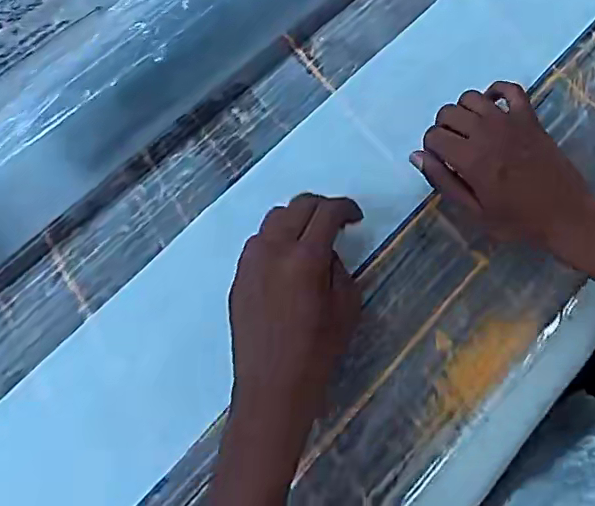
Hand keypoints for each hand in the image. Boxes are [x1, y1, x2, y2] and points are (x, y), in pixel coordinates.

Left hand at [215, 193, 362, 504]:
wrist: (272, 389)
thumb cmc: (317, 352)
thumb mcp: (346, 306)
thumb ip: (339, 266)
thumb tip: (326, 248)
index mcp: (304, 258)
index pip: (327, 212)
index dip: (345, 208)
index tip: (355, 217)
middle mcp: (273, 250)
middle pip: (299, 205)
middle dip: (322, 206)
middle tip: (336, 221)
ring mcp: (251, 261)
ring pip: (275, 218)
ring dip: (297, 219)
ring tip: (310, 237)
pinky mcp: (238, 275)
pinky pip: (259, 241)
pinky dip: (277, 238)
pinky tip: (287, 258)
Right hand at [411, 81, 594, 263]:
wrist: (567, 216)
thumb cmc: (519, 221)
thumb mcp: (476, 212)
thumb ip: (444, 182)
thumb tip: (417, 156)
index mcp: (470, 158)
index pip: (434, 136)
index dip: (431, 148)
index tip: (442, 162)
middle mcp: (486, 132)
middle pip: (448, 112)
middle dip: (443, 128)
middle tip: (455, 149)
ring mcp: (509, 120)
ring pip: (471, 97)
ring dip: (464, 110)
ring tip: (472, 130)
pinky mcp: (529, 117)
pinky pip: (509, 89)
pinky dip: (496, 91)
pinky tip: (493, 107)